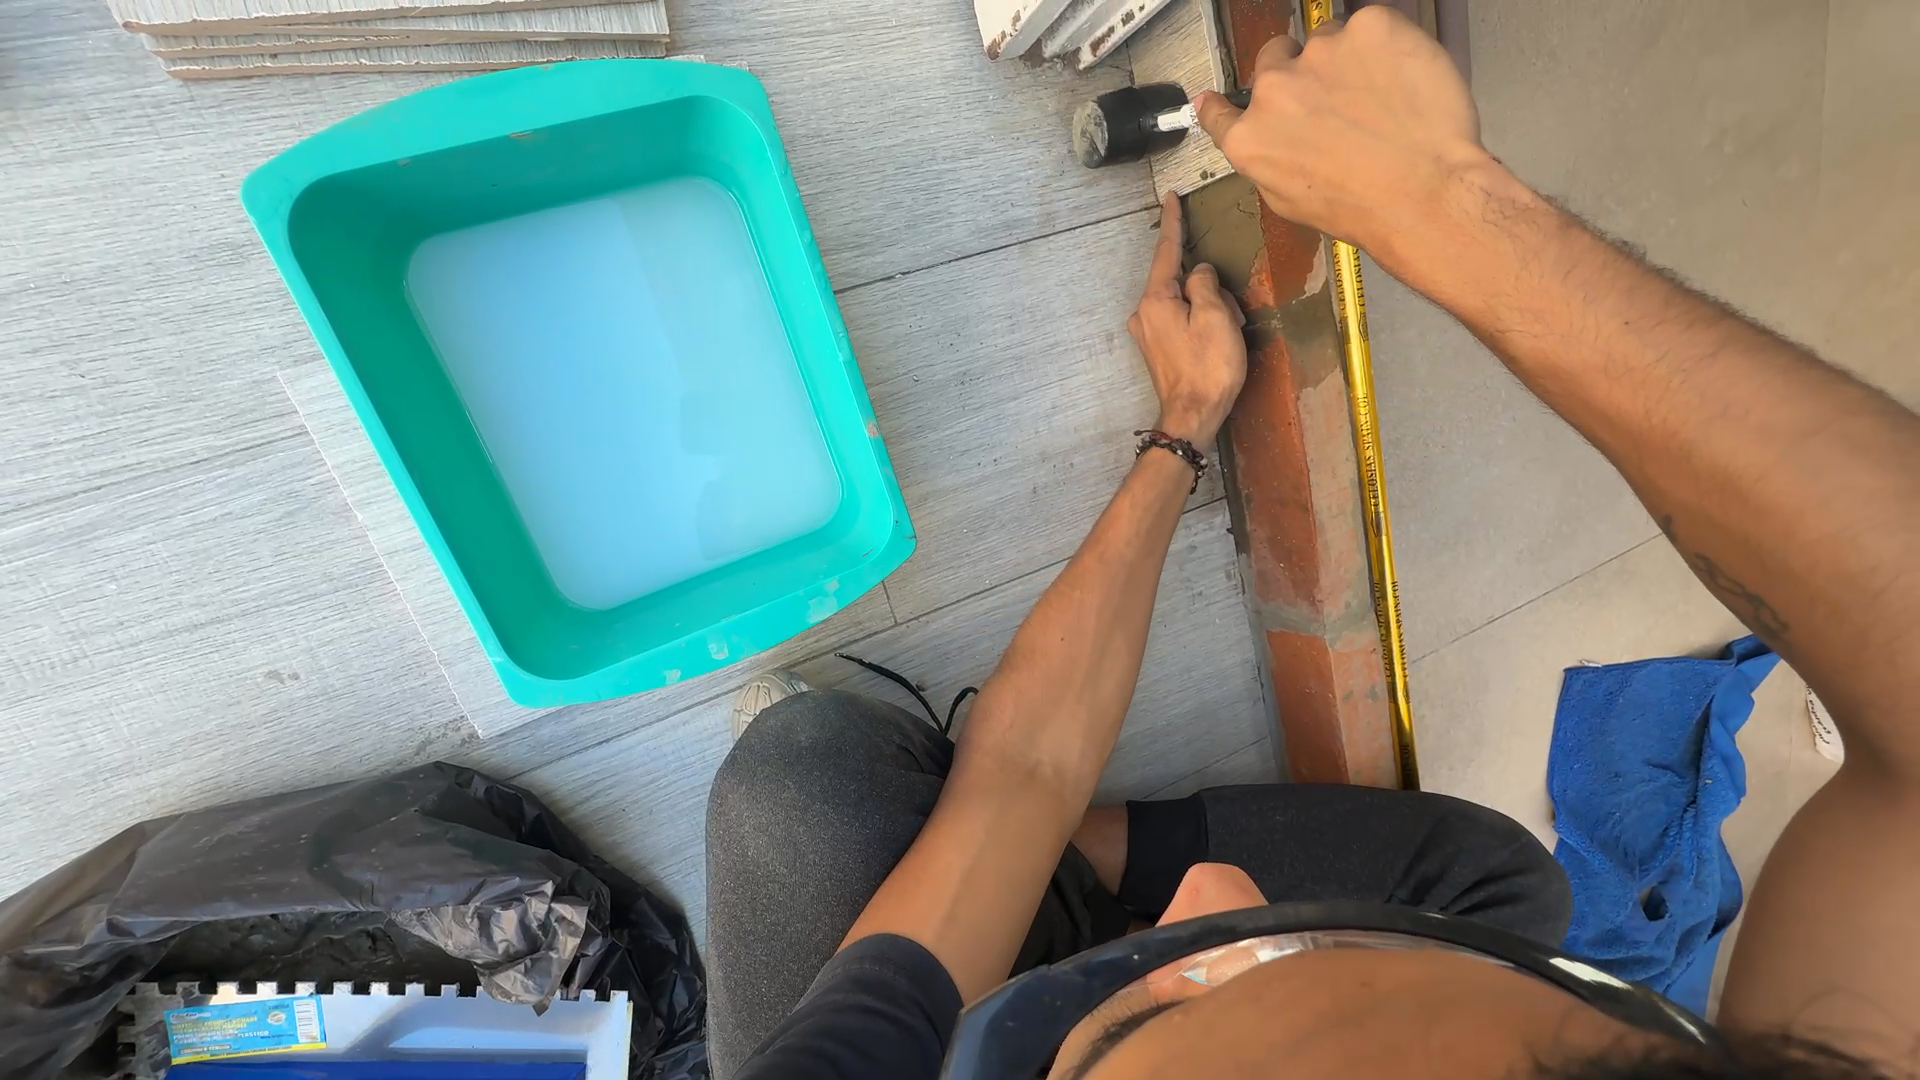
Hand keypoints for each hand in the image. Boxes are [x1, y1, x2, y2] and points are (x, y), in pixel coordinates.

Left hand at [1127, 193, 1247, 444]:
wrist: (1192, 416)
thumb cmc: (1208, 367)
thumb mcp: (1215, 316)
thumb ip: (1205, 283)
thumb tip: (1198, 273)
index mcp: (1155, 299)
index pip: (1166, 250)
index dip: (1173, 222)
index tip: (1171, 196)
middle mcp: (1143, 313)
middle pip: (1180, 280)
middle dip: (1210, 290)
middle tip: (1232, 316)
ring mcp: (1147, 333)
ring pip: (1184, 302)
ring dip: (1210, 310)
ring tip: (1229, 334)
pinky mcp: (1156, 349)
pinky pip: (1181, 320)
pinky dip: (1202, 323)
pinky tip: (1217, 342)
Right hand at [1194, 7, 1500, 269]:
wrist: (1416, 188)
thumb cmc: (1353, 206)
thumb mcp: (1286, 199)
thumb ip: (1266, 159)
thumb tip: (1264, 141)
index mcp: (1249, 139)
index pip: (1217, 113)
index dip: (1217, 105)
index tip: (1214, 101)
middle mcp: (1274, 89)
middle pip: (1272, 59)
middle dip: (1294, 73)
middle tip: (1327, 97)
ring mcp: (1319, 52)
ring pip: (1326, 40)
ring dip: (1342, 59)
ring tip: (1374, 94)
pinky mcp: (1369, 26)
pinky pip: (1370, 25)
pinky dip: (1383, 46)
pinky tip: (1398, 79)